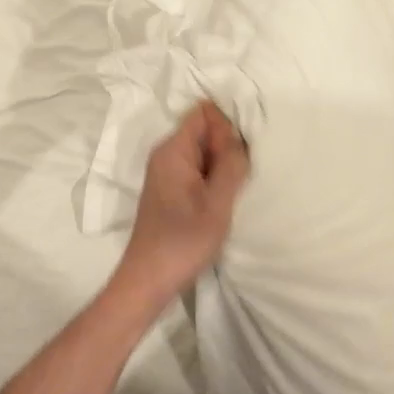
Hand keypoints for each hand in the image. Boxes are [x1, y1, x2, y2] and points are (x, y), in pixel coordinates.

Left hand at [114, 101, 250, 306]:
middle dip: (227, 143)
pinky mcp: (169, 189)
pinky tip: (225, 196)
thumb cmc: (183, 241)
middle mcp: (166, 154)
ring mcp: (166, 172)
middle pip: (204, 129)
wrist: (148, 281)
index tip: (243, 149)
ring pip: (203, 150)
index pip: (204, 112)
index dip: (227, 124)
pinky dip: (213, 176)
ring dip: (222, 162)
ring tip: (239, 184)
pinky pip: (196, 168)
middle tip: (244, 170)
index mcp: (174, 150)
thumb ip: (231, 163)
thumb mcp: (217, 202)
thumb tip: (238, 134)